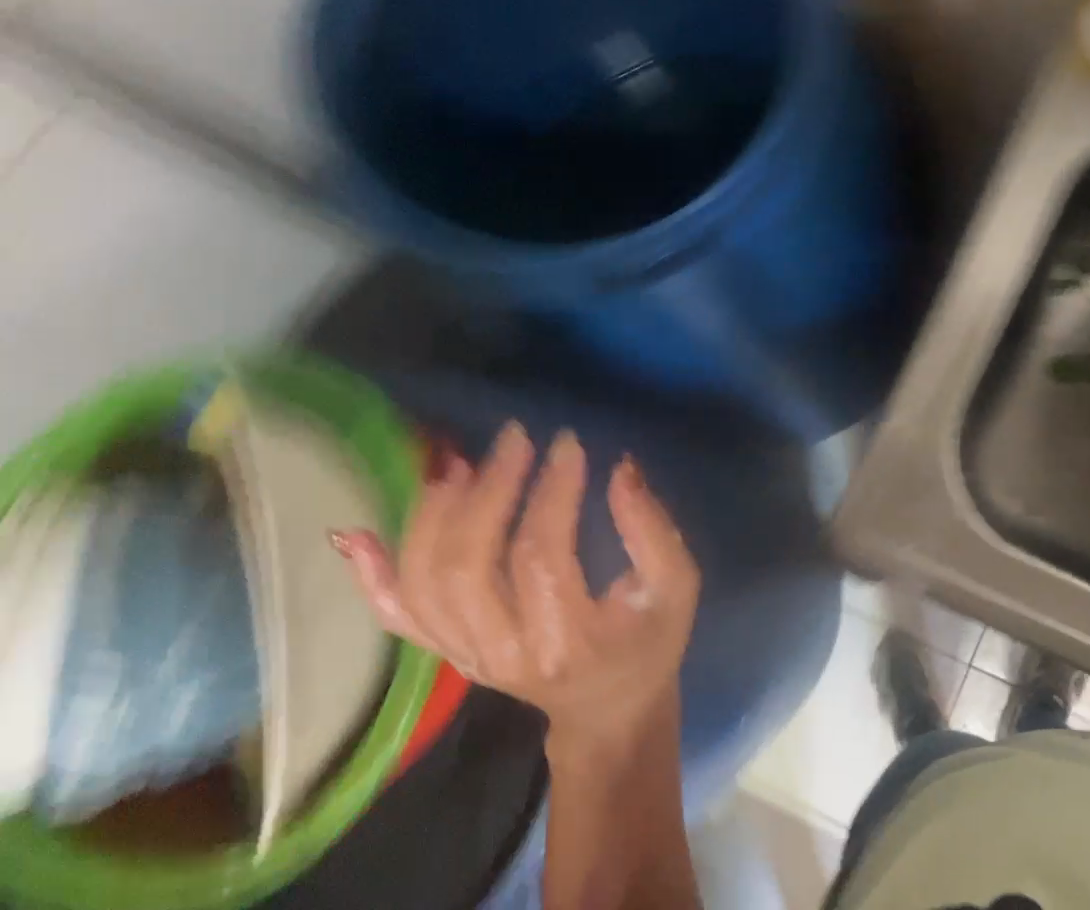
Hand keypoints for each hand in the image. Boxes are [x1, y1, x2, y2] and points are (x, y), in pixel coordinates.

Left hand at [330, 422, 700, 754]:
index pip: (542, 556)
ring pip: (425, 583)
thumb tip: (620, 470)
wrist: (609, 707)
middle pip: (469, 565)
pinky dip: (371, 573)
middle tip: (514, 439)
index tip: (567, 444)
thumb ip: (653, 531)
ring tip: (460, 463)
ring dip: (434, 515)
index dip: (552, 493)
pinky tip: (355, 533)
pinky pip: (395, 614)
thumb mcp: (676, 589)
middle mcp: (503, 653)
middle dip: (490, 491)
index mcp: (568, 640)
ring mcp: (465, 656)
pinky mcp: (445, 652)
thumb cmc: (649, 642)